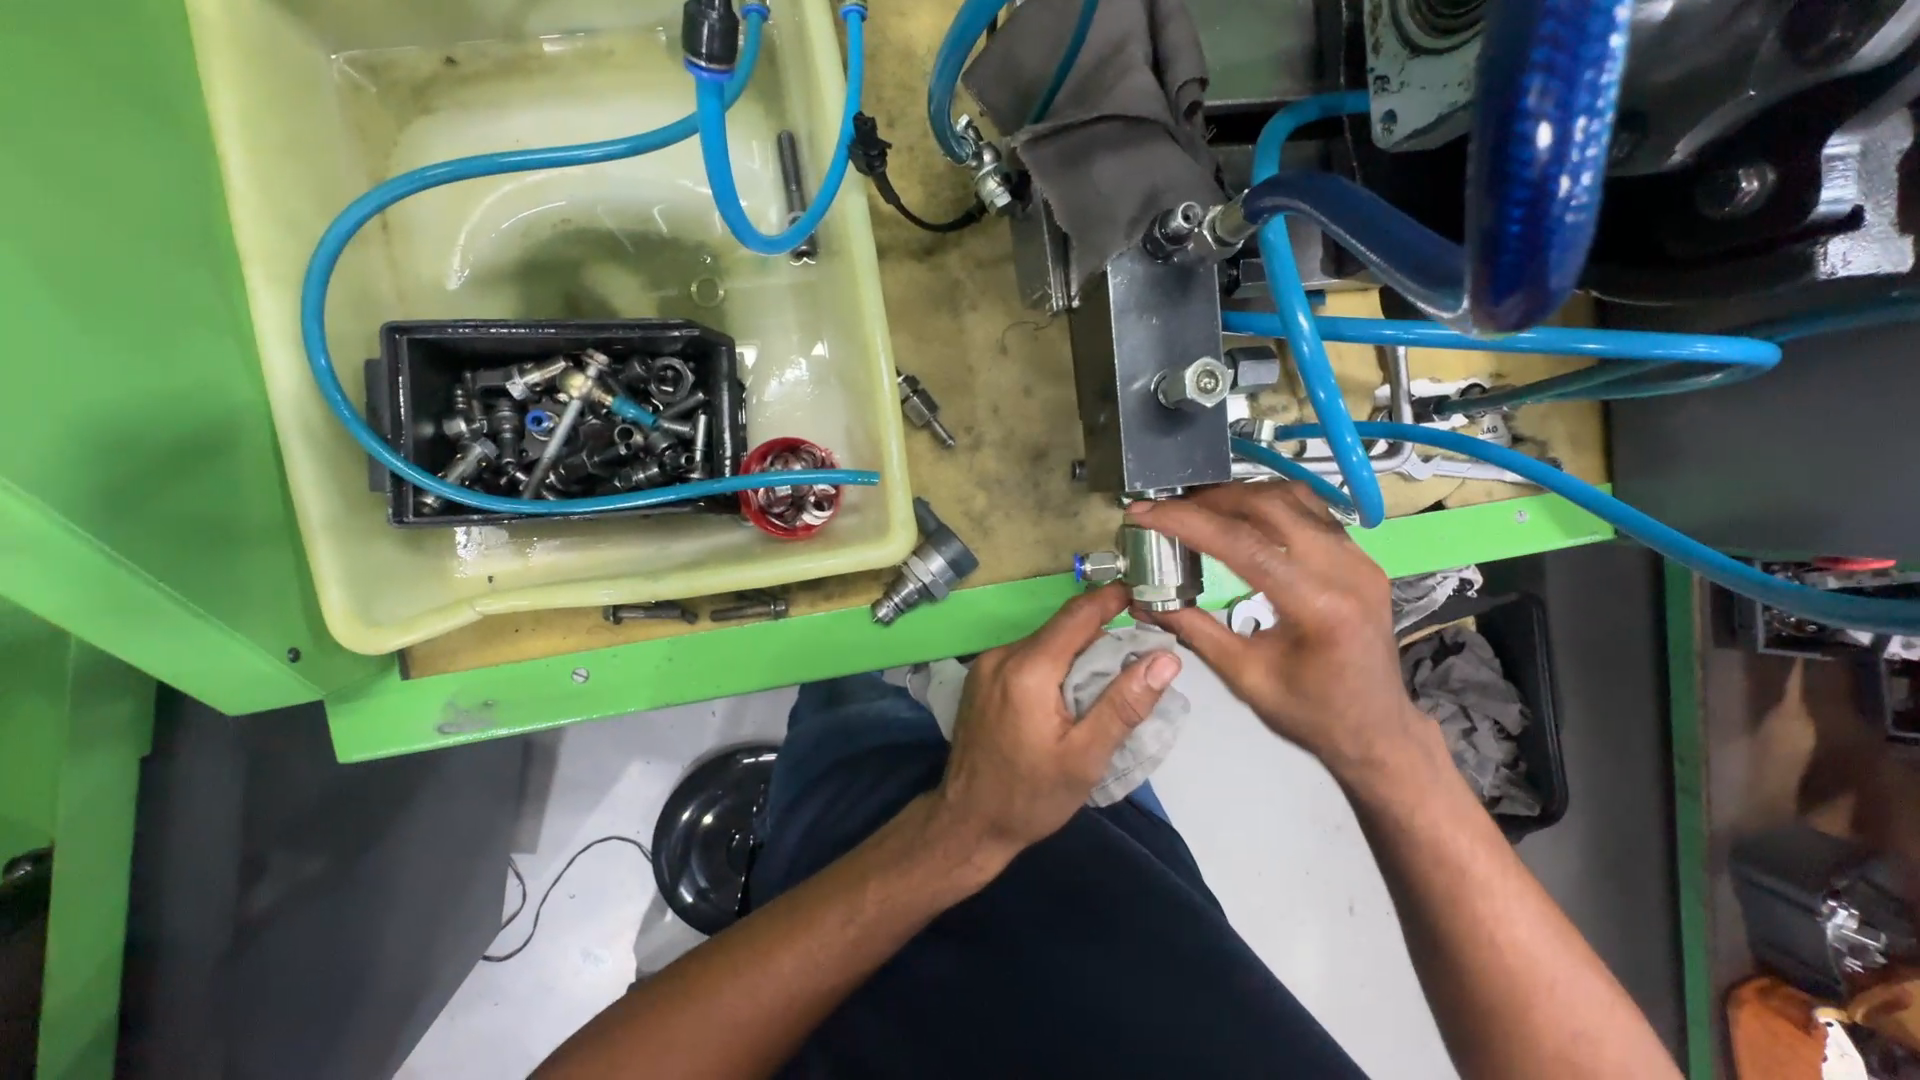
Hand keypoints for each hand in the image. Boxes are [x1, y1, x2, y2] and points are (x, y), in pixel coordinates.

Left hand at [933, 585, 1180, 864]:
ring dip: (1078, 652)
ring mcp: (986, 666)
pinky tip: (1073, 693)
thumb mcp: (1086, 757)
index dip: (1114, 599)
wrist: (967, 824)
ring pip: (1045, 642)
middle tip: (1143, 647)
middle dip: (1102, 632)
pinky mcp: (981, 680)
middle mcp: (1002, 656)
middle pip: (1062, 628)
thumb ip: (1125, 704)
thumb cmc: (1029, 797)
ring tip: (1113, 676)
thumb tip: (1166, 659)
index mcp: (1027, 669)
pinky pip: (1027, 658)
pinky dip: (1055, 665)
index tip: (1148, 597)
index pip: (1078, 614)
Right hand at [1130, 482, 1434, 779]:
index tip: (1144, 512)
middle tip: (1169, 509)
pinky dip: (1271, 507)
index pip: (1243, 544)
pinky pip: (1313, 513)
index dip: (1187, 522)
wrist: (1377, 730)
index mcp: (1317, 605)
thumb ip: (1192, 629)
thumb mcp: (1243, 675)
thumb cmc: (1310, 713)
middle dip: (1212, 499)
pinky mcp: (1362, 559)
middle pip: (1270, 505)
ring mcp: (1360, 560)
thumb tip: (1141, 599)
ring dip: (1242, 496)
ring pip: (1296, 498)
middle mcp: (1346, 570)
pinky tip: (1242, 519)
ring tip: (1201, 509)